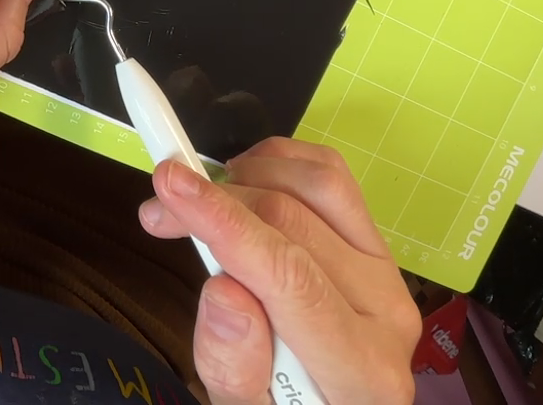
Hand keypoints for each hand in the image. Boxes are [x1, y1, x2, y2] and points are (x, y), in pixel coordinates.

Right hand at [139, 139, 417, 404]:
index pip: (290, 276)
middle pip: (289, 220)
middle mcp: (385, 310)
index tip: (168, 183)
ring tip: (204, 203)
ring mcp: (383, 267)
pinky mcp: (371, 237)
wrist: (321, 402)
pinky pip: (327, 171)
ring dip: (245, 177)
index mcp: (360, 369)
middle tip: (157, 212)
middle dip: (210, 201)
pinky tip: (242, 187)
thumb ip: (232, 365)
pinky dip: (275, 161)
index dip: (224, 221)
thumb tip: (223, 289)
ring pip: (314, 183)